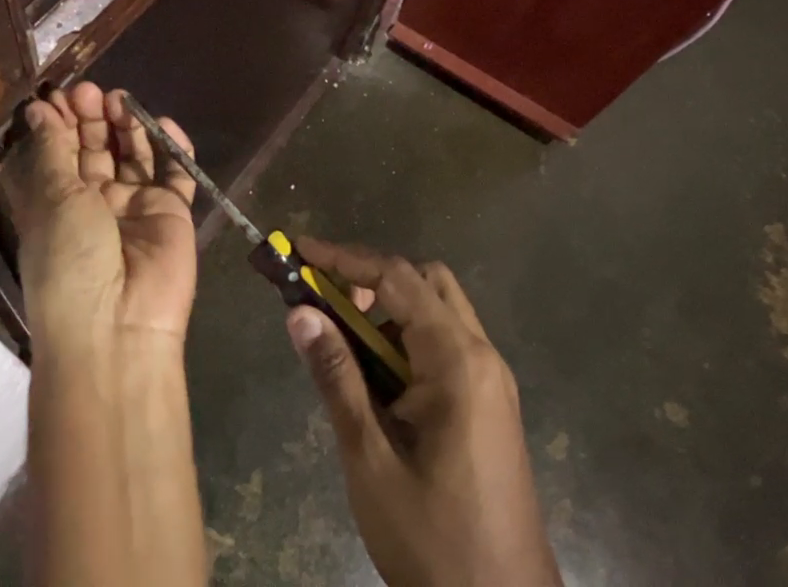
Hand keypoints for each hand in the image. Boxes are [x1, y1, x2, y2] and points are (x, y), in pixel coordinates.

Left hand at [4, 83, 199, 349]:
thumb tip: (38, 110)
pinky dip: (172, 147)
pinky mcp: (172, 212)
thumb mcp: (51, 198)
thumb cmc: (68, 257)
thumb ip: (53, 149)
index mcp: (55, 203)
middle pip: (94, 149)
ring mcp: (134, 207)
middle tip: (88, 91)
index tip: (55, 94)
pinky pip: (175, 173)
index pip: (57, 153)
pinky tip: (162, 121)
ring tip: (118, 98)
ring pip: (133, 155)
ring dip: (126, 125)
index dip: (57, 123)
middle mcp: (93, 203)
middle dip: (90, 118)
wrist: (117, 322)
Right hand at [285, 239, 559, 586]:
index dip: (344, 259)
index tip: (297, 252)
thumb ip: (336, 377)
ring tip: (337, 340)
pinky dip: (404, 341)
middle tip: (322, 300)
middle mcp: (482, 358)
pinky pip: (443, 348)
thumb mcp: (369, 456)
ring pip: (437, 314)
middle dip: (370, 277)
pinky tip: (372, 378)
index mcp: (458, 362)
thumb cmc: (431, 536)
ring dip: (386, 310)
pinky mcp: (487, 406)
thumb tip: (298, 312)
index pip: (398, 279)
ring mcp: (490, 383)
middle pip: (426, 283)